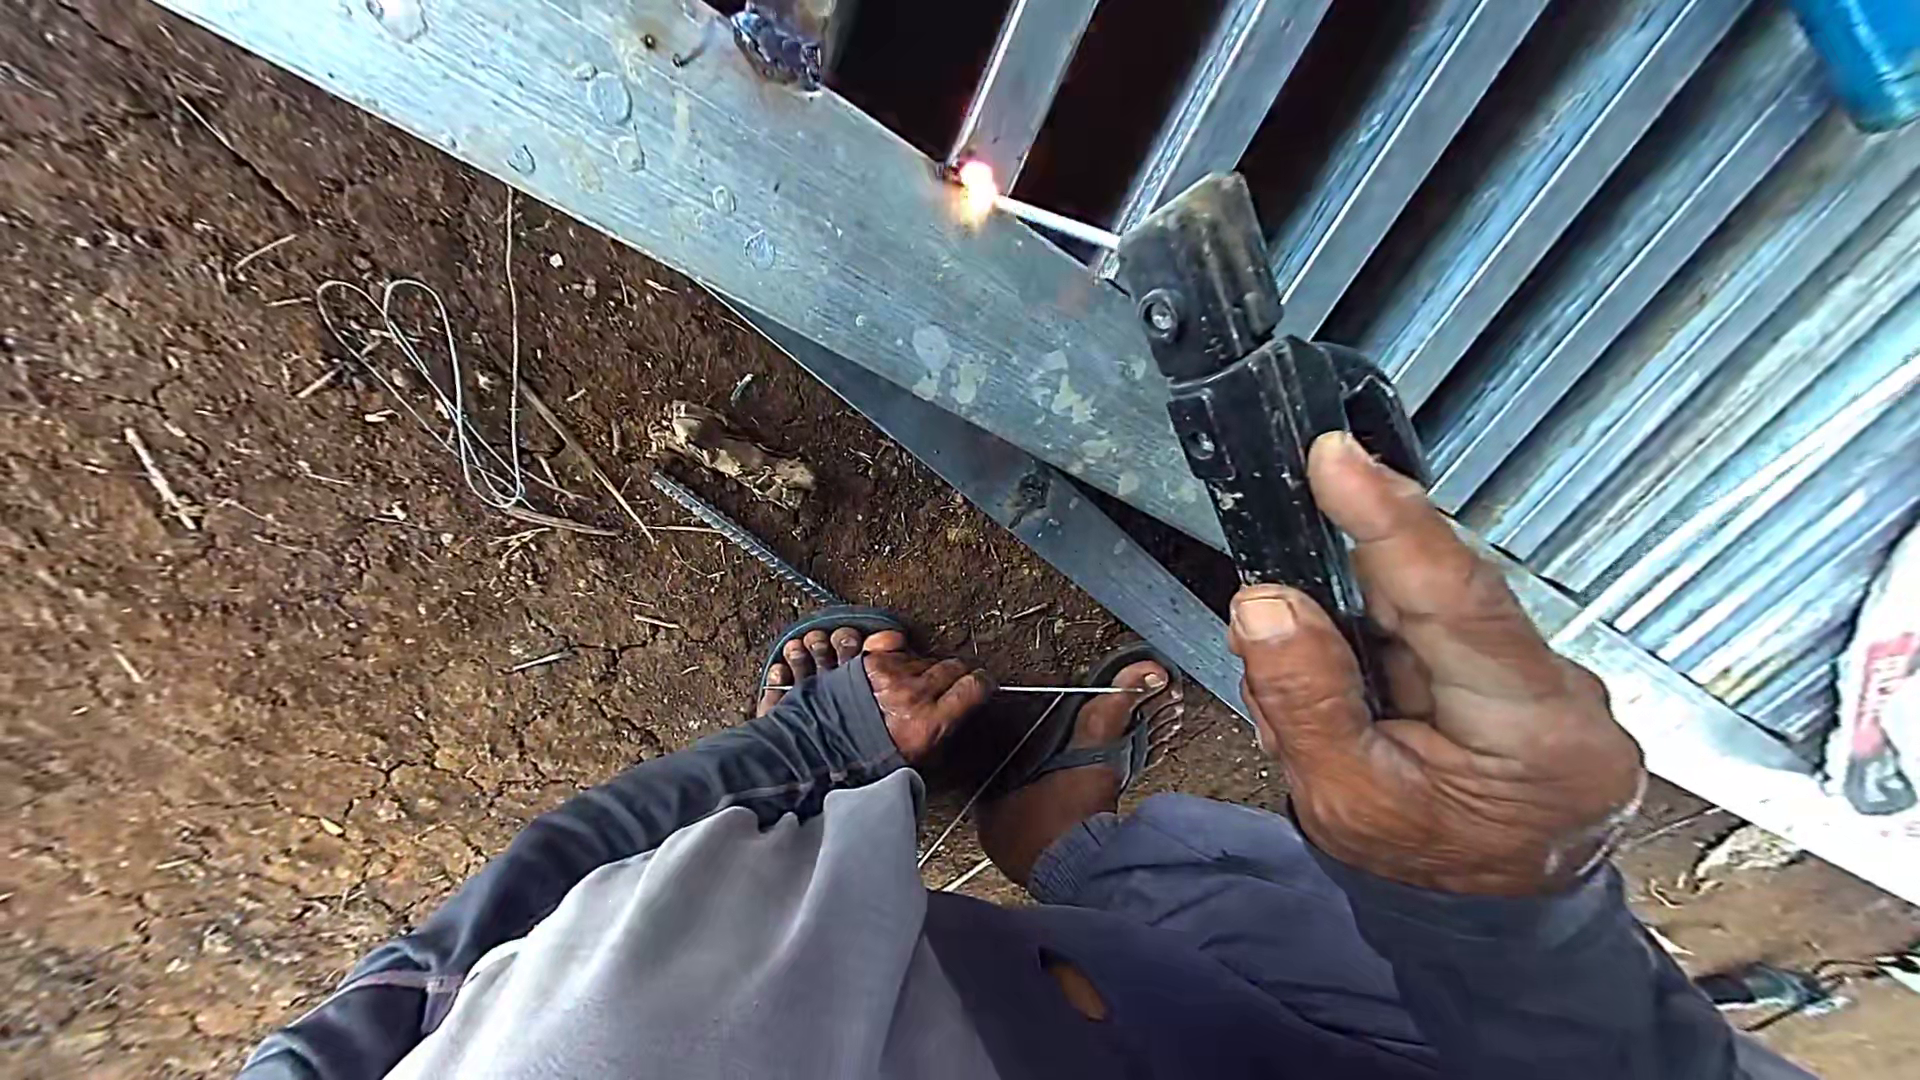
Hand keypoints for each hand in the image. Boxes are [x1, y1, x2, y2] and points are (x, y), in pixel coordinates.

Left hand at [865, 650, 993, 764]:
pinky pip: (895, 640)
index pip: (973, 686)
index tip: (981, 684)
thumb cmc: (874, 756)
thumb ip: (949, 729)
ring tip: (909, 686)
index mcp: (930, 722)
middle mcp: (914, 693)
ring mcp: (892, 673)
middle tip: (945, 686)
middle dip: (955, 675)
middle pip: (953, 666)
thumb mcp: (923, 758)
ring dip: (924, 668)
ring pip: (926, 657)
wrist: (829, 749)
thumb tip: (971, 706)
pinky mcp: (871, 660)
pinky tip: (896, 662)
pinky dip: (898, 648)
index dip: (982, 683)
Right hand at [1228, 432, 1644, 895]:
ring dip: (1331, 624)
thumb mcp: (1340, 795)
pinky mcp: (1498, 660)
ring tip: (1306, 704)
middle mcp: (1554, 684)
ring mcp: (1530, 668)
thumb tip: (1262, 601)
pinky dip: (1349, 634)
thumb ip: (1301, 697)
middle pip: (1423, 588)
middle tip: (1270, 622)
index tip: (1334, 456)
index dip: (1388, 520)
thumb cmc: (1413, 859)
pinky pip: (1406, 616)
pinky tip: (1332, 688)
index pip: (1455, 600)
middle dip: (1329, 588)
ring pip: (1405, 598)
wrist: (1467, 900)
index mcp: (1535, 732)